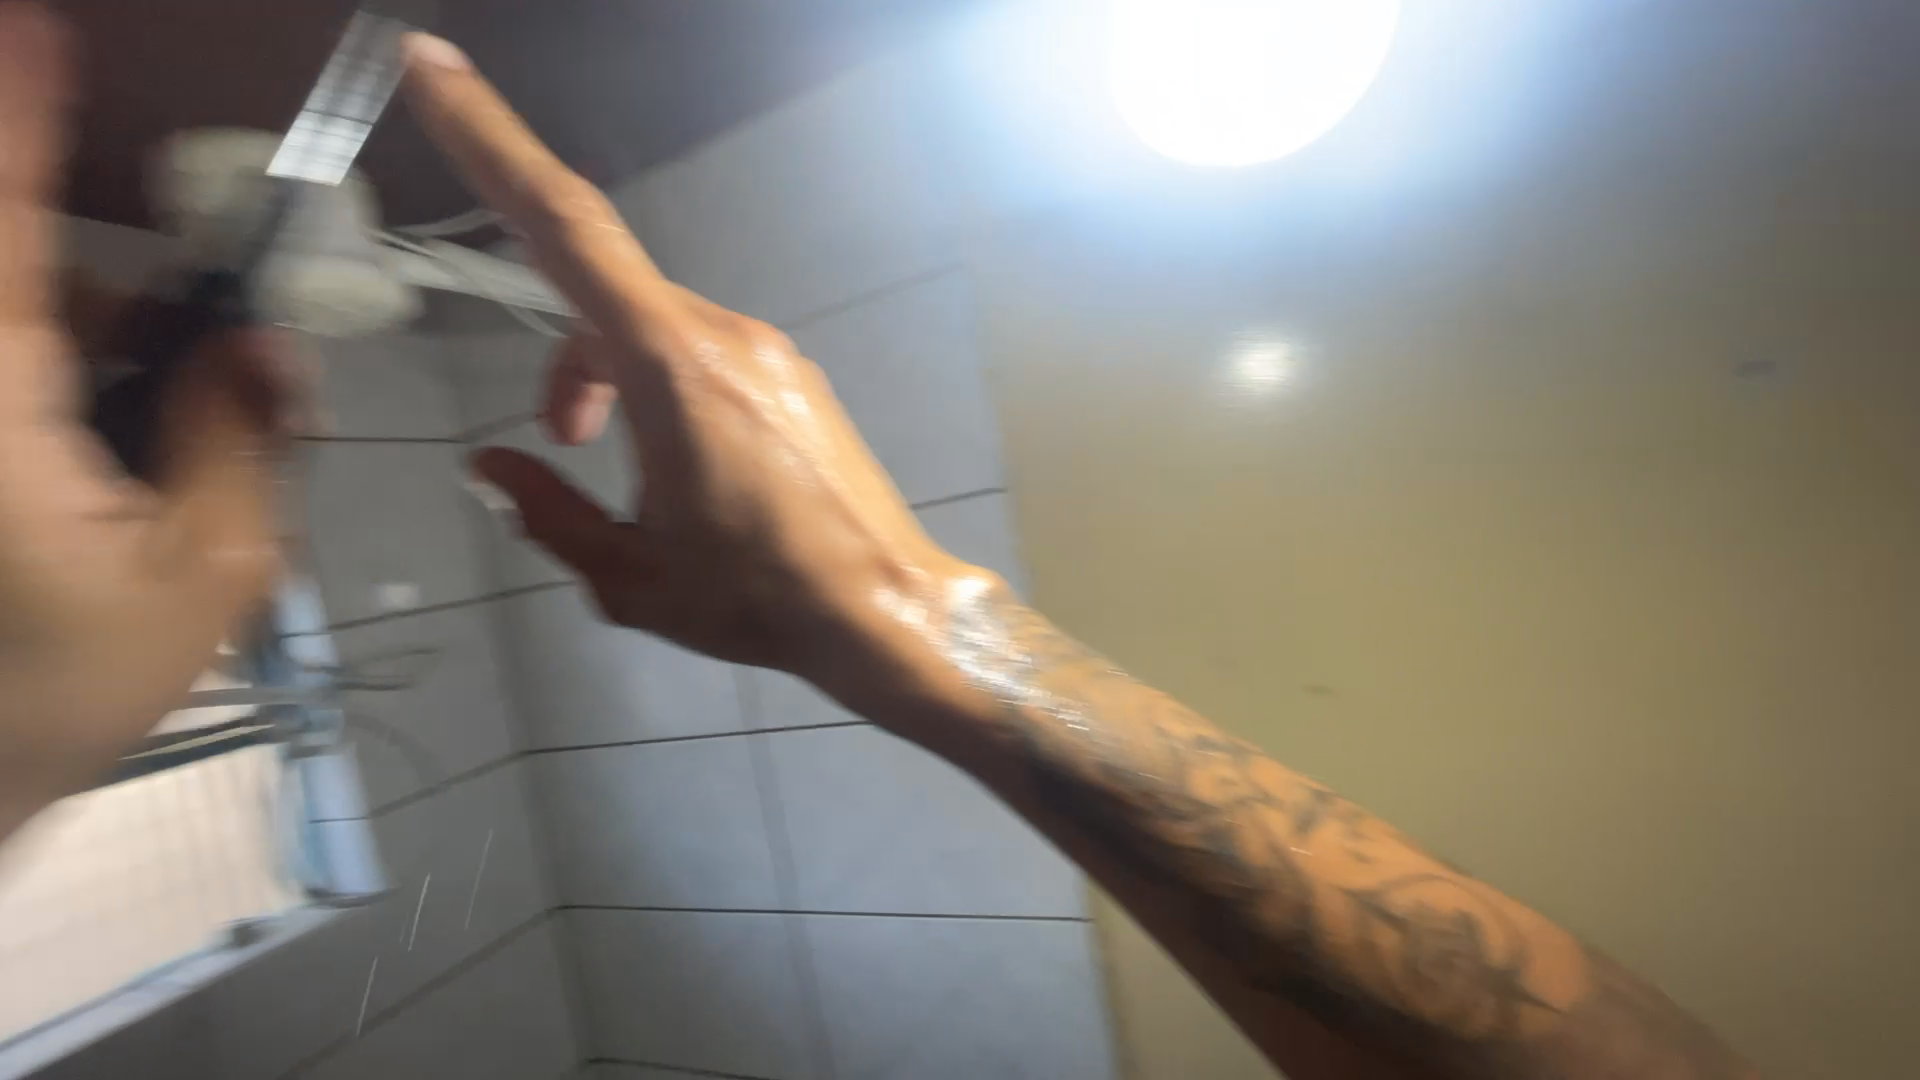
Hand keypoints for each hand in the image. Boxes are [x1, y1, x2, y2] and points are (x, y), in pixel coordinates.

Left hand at [0, 4, 287, 835]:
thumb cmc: (71, 684)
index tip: (33, 26)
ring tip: (176, 442)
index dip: (11, 123)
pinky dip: (70, 380)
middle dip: (113, 286)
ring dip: (104, 349)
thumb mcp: (215, 571)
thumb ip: (244, 442)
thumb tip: (259, 343)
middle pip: (19, 279)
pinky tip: (123, 456)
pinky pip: (20, 370)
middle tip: (215, 365)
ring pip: (19, 325)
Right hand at [402, 34, 977, 701]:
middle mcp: (731, 339)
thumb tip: (493, 466)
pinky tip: (692, 464)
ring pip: (664, 332)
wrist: (882, 607)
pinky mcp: (804, 382)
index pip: (570, 231)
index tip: (431, 69)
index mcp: (675, 371)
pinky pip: (715, 358)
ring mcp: (778, 356)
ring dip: (621, 380)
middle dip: (568, 363)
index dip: (492, 144)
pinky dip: (673, 388)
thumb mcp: (631, 576)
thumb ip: (549, 514)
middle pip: (611, 301)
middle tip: (557, 442)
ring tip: (627, 468)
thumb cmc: (757, 598)